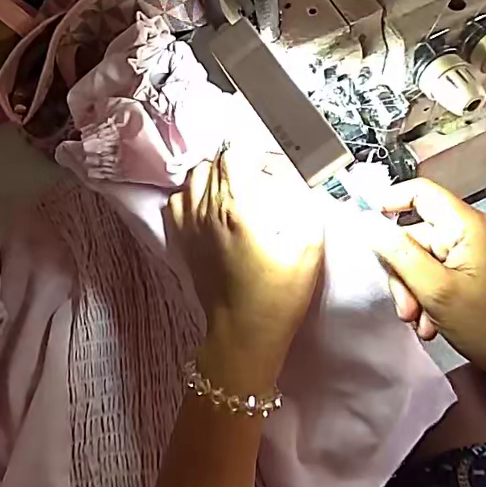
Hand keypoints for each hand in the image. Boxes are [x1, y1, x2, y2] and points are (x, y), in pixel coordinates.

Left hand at [166, 147, 324, 385]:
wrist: (243, 334)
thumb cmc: (278, 297)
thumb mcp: (308, 250)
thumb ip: (307, 209)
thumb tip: (301, 185)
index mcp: (236, 209)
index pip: (234, 155)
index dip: (255, 152)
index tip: (270, 164)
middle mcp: (206, 211)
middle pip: (213, 162)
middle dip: (238, 161)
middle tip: (258, 175)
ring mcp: (188, 225)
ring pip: (193, 177)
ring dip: (214, 174)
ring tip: (234, 186)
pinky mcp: (180, 240)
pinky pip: (177, 200)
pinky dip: (192, 193)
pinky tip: (210, 204)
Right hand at [368, 179, 485, 379]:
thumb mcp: (435, 290)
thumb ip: (398, 254)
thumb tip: (369, 224)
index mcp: (468, 225)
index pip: (421, 193)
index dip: (390, 204)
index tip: (368, 228)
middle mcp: (475, 232)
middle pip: (418, 235)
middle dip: (404, 271)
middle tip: (406, 305)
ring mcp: (480, 253)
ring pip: (426, 260)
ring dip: (416, 291)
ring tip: (422, 321)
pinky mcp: (482, 273)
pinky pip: (443, 274)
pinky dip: (432, 297)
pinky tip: (434, 323)